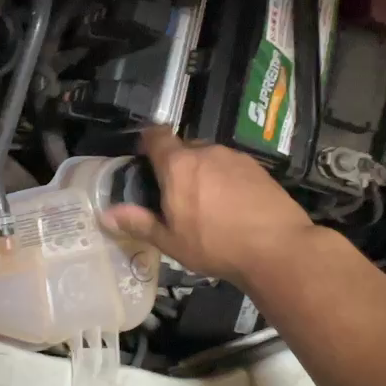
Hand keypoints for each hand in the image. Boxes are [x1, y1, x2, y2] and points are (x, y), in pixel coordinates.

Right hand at [103, 126, 316, 288]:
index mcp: (178, 165)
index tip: (144, 158)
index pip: (156, 136)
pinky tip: (232, 205)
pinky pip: (233, 167)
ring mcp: (236, 158)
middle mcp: (206, 152)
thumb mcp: (170, 241)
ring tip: (206, 202)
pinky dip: (227, 180)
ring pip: (210, 158)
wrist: (280, 249)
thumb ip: (138, 223)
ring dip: (203, 172)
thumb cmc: (216, 244)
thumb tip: (105, 215)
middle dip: (176, 164)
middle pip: (184, 148)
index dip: (147, 142)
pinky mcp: (259, 169)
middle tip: (175, 192)